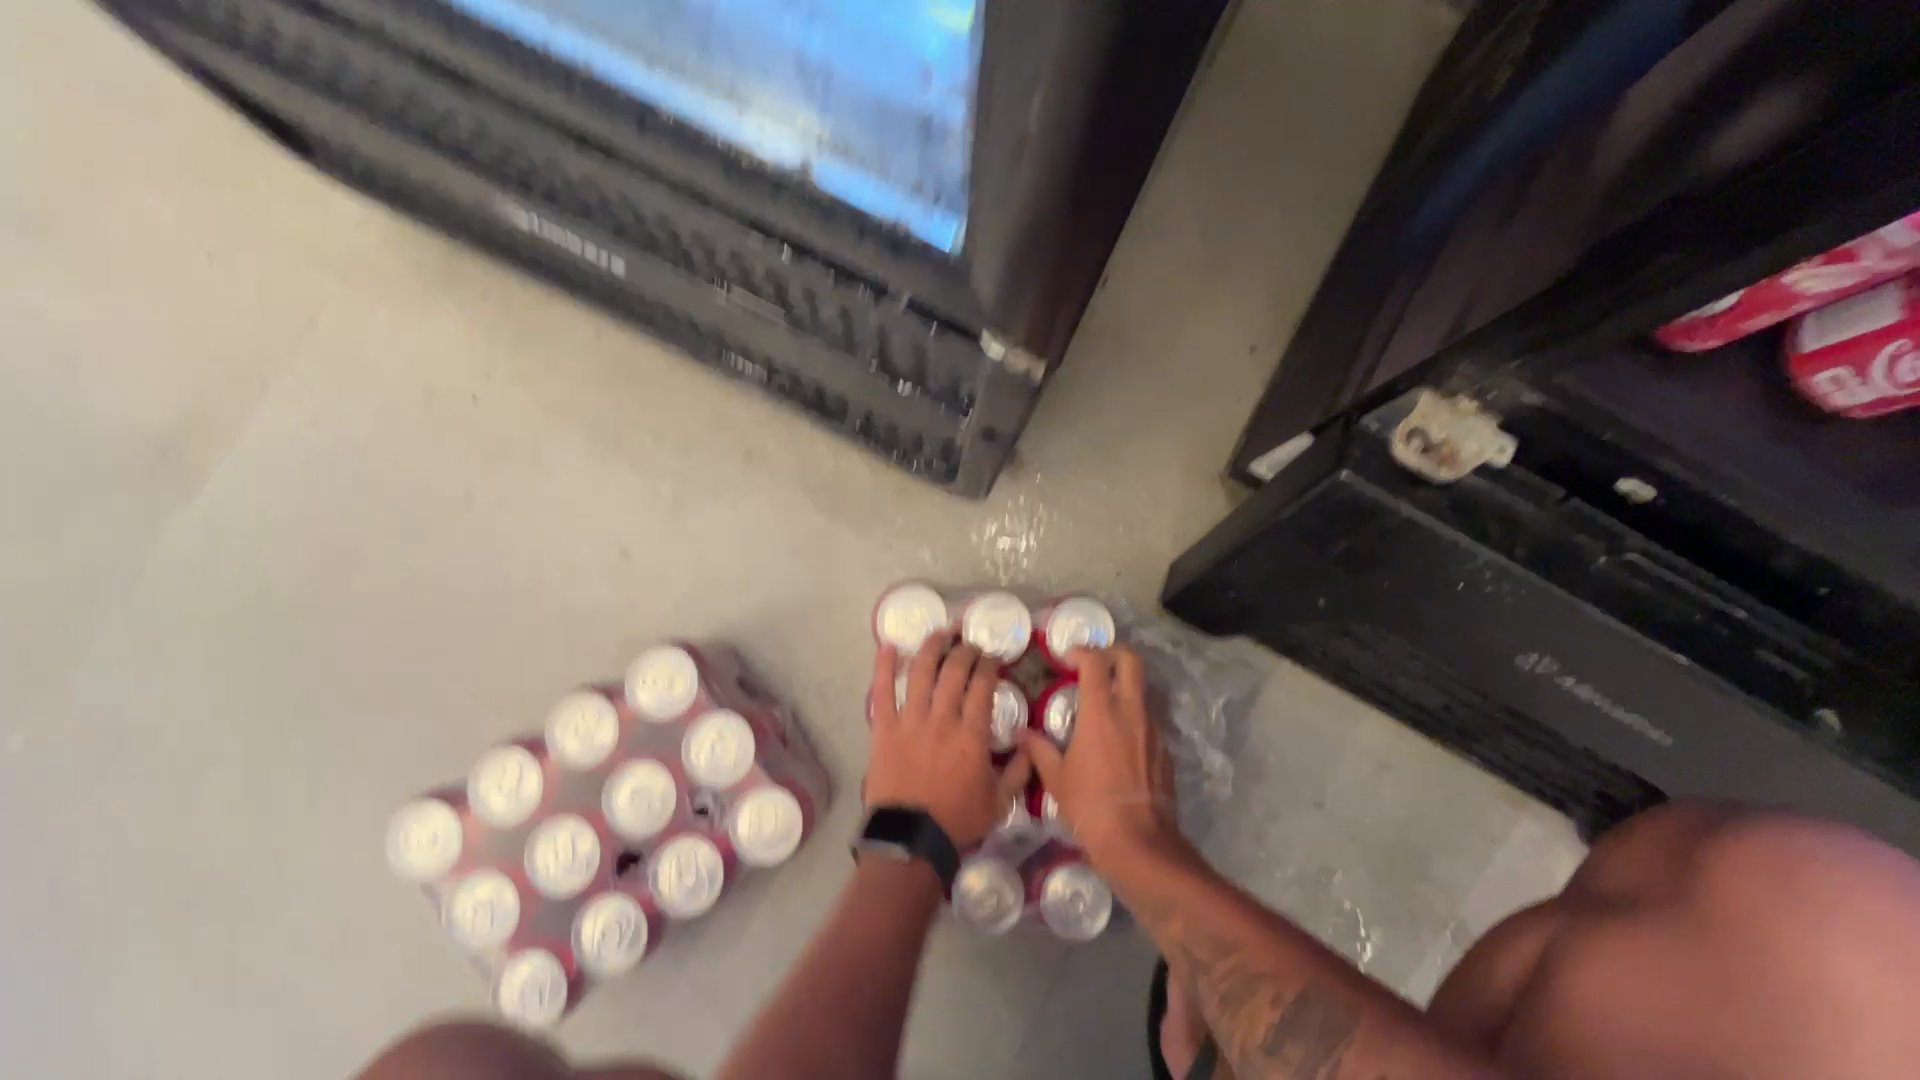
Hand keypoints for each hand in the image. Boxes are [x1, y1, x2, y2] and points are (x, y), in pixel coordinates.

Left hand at [867, 633, 1031, 850]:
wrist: (910, 840)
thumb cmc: (957, 821)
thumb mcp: (1000, 802)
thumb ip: (1019, 771)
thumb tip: (1030, 743)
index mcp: (972, 735)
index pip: (982, 686)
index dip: (989, 666)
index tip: (992, 658)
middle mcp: (942, 720)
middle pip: (954, 672)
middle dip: (965, 651)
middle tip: (970, 645)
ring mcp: (910, 722)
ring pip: (921, 673)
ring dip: (931, 647)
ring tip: (940, 633)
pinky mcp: (883, 730)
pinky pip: (882, 691)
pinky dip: (884, 666)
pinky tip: (887, 645)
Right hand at [1022, 645, 1181, 866]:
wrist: (1138, 842)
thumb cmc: (1090, 806)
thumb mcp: (1056, 779)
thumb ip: (1039, 750)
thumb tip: (1021, 734)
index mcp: (1101, 712)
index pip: (1096, 663)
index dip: (1082, 652)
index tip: (1068, 657)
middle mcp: (1131, 712)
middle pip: (1131, 661)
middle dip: (1114, 653)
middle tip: (1095, 663)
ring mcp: (1153, 730)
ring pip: (1143, 691)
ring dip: (1125, 687)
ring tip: (1105, 704)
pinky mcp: (1165, 750)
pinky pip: (1150, 721)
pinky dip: (1134, 718)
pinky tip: (1120, 740)